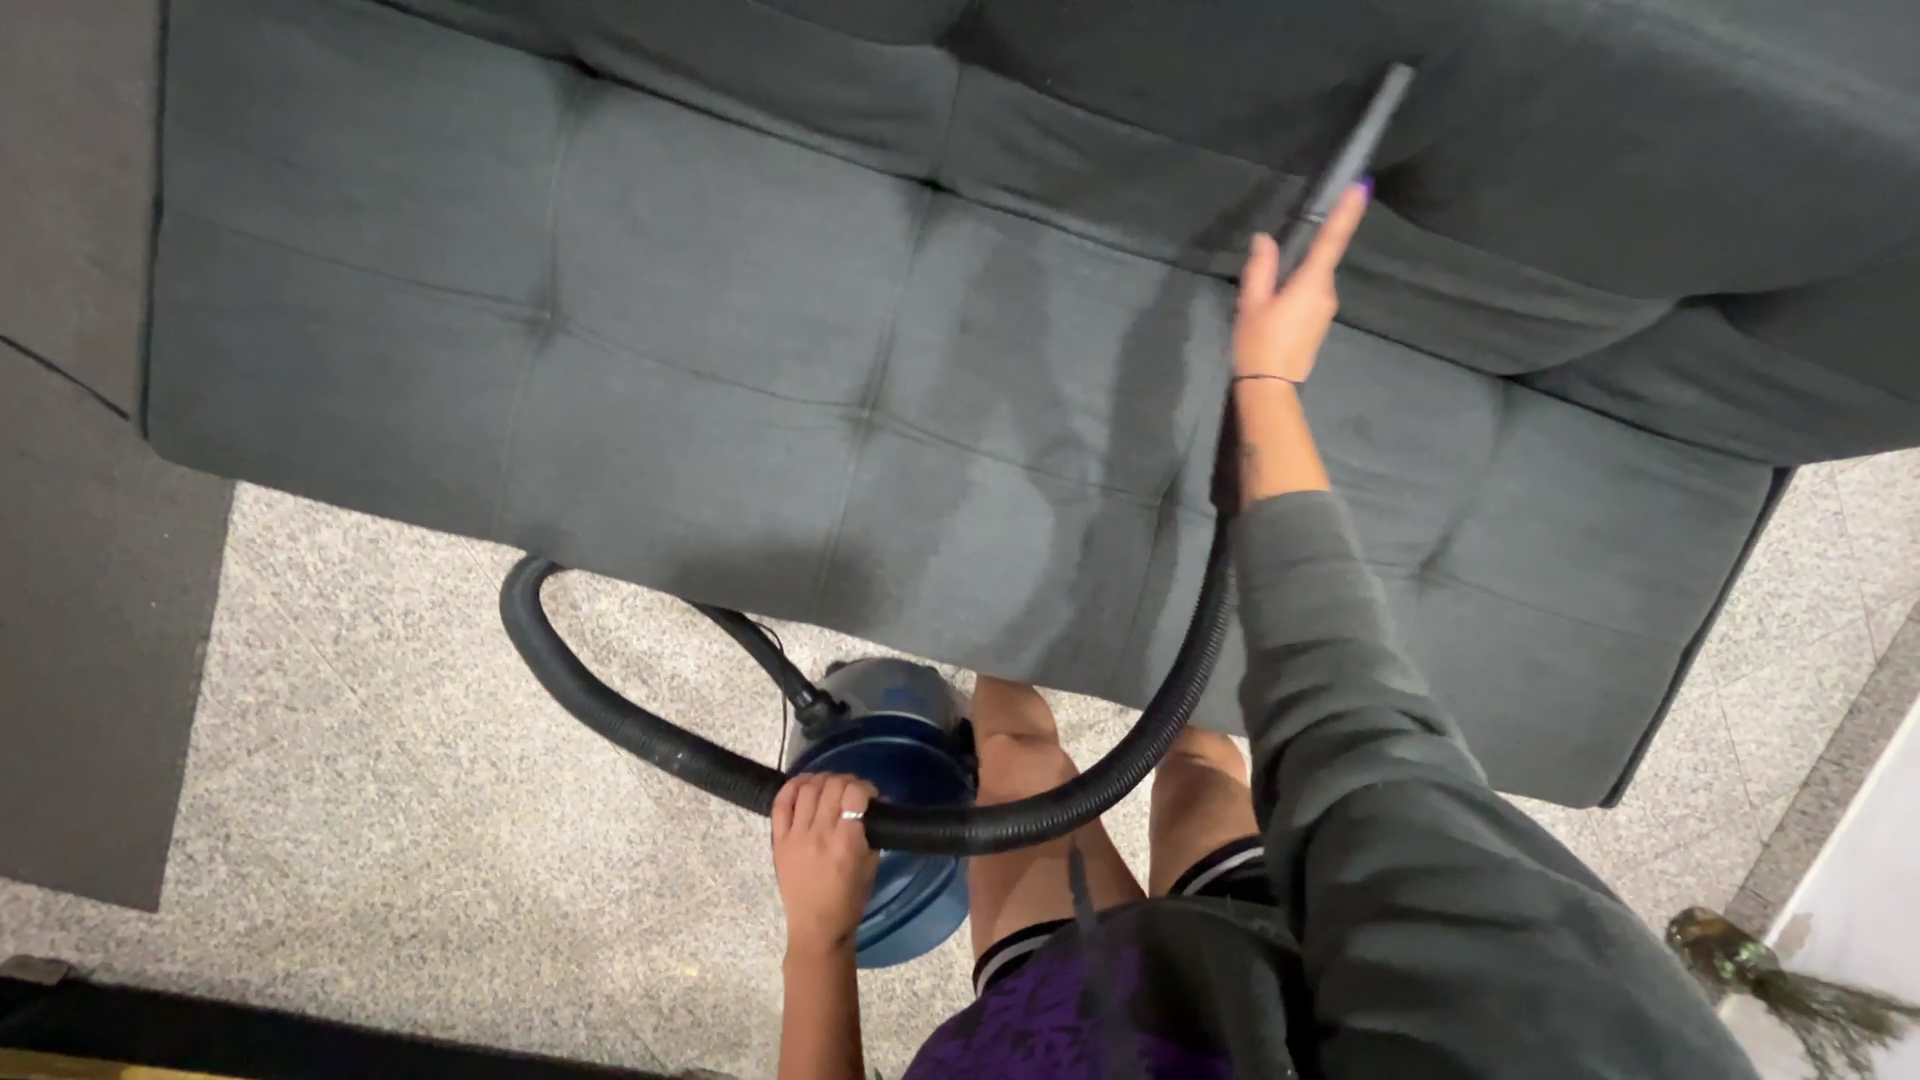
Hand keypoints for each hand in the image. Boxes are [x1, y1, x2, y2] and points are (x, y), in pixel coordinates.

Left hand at [772, 772, 878, 959]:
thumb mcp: (872, 864)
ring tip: (830, 784)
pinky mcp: (778, 841)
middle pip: (832, 786)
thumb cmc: (850, 899)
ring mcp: (795, 836)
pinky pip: (781, 804)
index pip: (855, 794)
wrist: (816, 928)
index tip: (869, 794)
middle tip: (851, 790)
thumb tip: (880, 801)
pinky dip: (792, 787)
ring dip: (822, 779)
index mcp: (846, 842)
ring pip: (807, 789)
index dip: (865, 787)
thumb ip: (874, 830)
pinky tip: (804, 783)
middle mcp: (819, 834)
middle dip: (846, 781)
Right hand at [1234, 183, 1368, 384]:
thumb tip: (1264, 240)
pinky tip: (1271, 316)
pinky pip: (1307, 298)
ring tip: (1262, 307)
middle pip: (1316, 263)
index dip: (1347, 212)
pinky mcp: (1318, 324)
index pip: (1332, 240)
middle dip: (1296, 262)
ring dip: (1291, 284)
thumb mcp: (1252, 304)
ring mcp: (1325, 310)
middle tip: (1266, 282)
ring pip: (1309, 282)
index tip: (1362, 186)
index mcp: (1311, 282)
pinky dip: (1293, 297)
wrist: (1270, 387)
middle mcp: (1326, 293)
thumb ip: (1260, 268)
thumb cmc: (1259, 344)